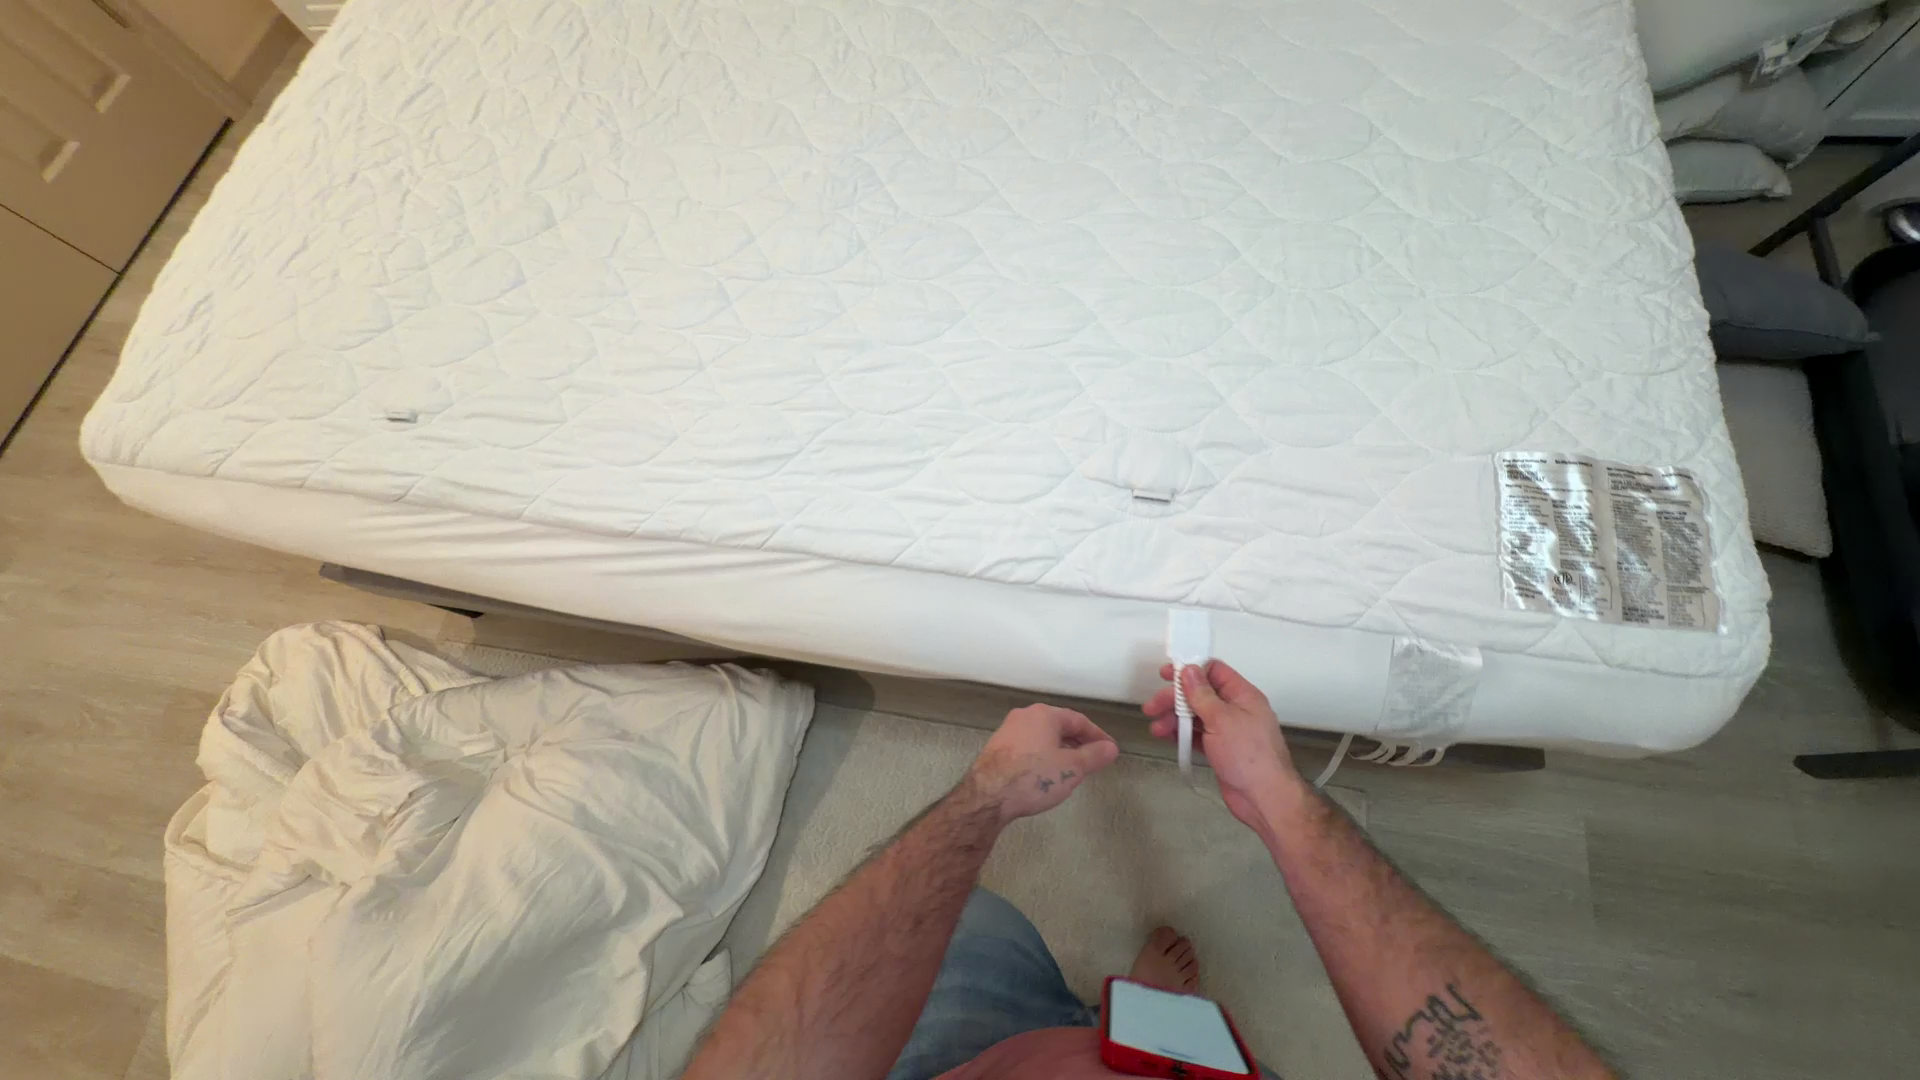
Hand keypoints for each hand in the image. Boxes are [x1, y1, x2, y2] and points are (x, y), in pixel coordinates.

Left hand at [967, 705, 1120, 823]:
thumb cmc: (1034, 777)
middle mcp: (1024, 716)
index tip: (1109, 750)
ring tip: (1073, 768)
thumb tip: (1110, 748)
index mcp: (1044, 714)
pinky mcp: (997, 748)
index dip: (1097, 735)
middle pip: (1059, 725)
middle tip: (1093, 759)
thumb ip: (1094, 756)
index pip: (1078, 720)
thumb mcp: (1072, 768)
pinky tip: (1046, 773)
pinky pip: (1028, 746)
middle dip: (1078, 742)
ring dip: (1060, 749)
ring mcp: (1007, 731)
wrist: (988, 795)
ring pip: (1042, 736)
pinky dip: (1043, 755)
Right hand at [1143, 660, 1302, 829]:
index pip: (1214, 671)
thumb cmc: (1247, 755)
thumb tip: (1189, 669)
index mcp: (1242, 695)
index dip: (1189, 669)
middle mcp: (1235, 709)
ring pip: (1196, 715)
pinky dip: (1182, 735)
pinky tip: (1167, 737)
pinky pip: (1197, 735)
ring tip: (1156, 729)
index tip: (1165, 674)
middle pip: (1200, 694)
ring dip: (1174, 718)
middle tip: (1152, 707)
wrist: (1264, 799)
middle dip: (1174, 699)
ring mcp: (1227, 731)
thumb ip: (1202, 694)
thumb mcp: (1222, 719)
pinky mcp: (1220, 749)